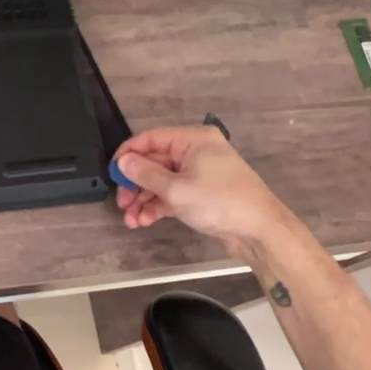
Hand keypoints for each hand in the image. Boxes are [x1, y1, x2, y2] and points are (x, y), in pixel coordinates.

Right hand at [112, 124, 300, 260]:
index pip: (150, 139)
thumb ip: (145, 174)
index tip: (112, 173)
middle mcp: (195, 152)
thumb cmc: (219, 202)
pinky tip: (144, 222)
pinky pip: (171, 195)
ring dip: (143, 200)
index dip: (128, 155)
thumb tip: (122, 162)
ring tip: (132, 220)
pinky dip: (157, 206)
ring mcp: (198, 173)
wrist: (258, 230)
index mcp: (193, 140)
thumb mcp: (176, 189)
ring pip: (161, 182)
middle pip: (154, 163)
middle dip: (135, 184)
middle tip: (122, 204)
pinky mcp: (200, 194)